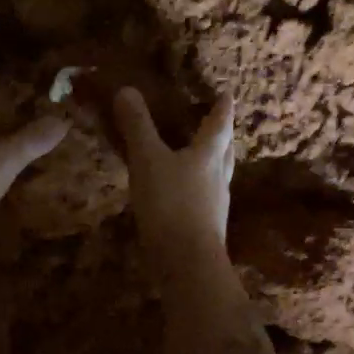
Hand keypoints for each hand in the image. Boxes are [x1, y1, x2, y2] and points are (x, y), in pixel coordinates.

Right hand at [114, 88, 233, 251]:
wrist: (187, 263)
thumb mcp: (147, 160)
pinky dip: (199, 187)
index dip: (222, 107)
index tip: (226, 93)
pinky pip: (206, 197)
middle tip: (219, 122)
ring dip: (214, 161)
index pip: (219, 124)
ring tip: (203, 155)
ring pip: (219, 174)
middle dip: (222, 134)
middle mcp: (218, 177)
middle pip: (225, 150)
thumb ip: (137, 126)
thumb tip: (127, 89)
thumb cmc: (171, 204)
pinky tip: (186, 193)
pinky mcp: (206, 227)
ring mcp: (215, 205)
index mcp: (208, 155)